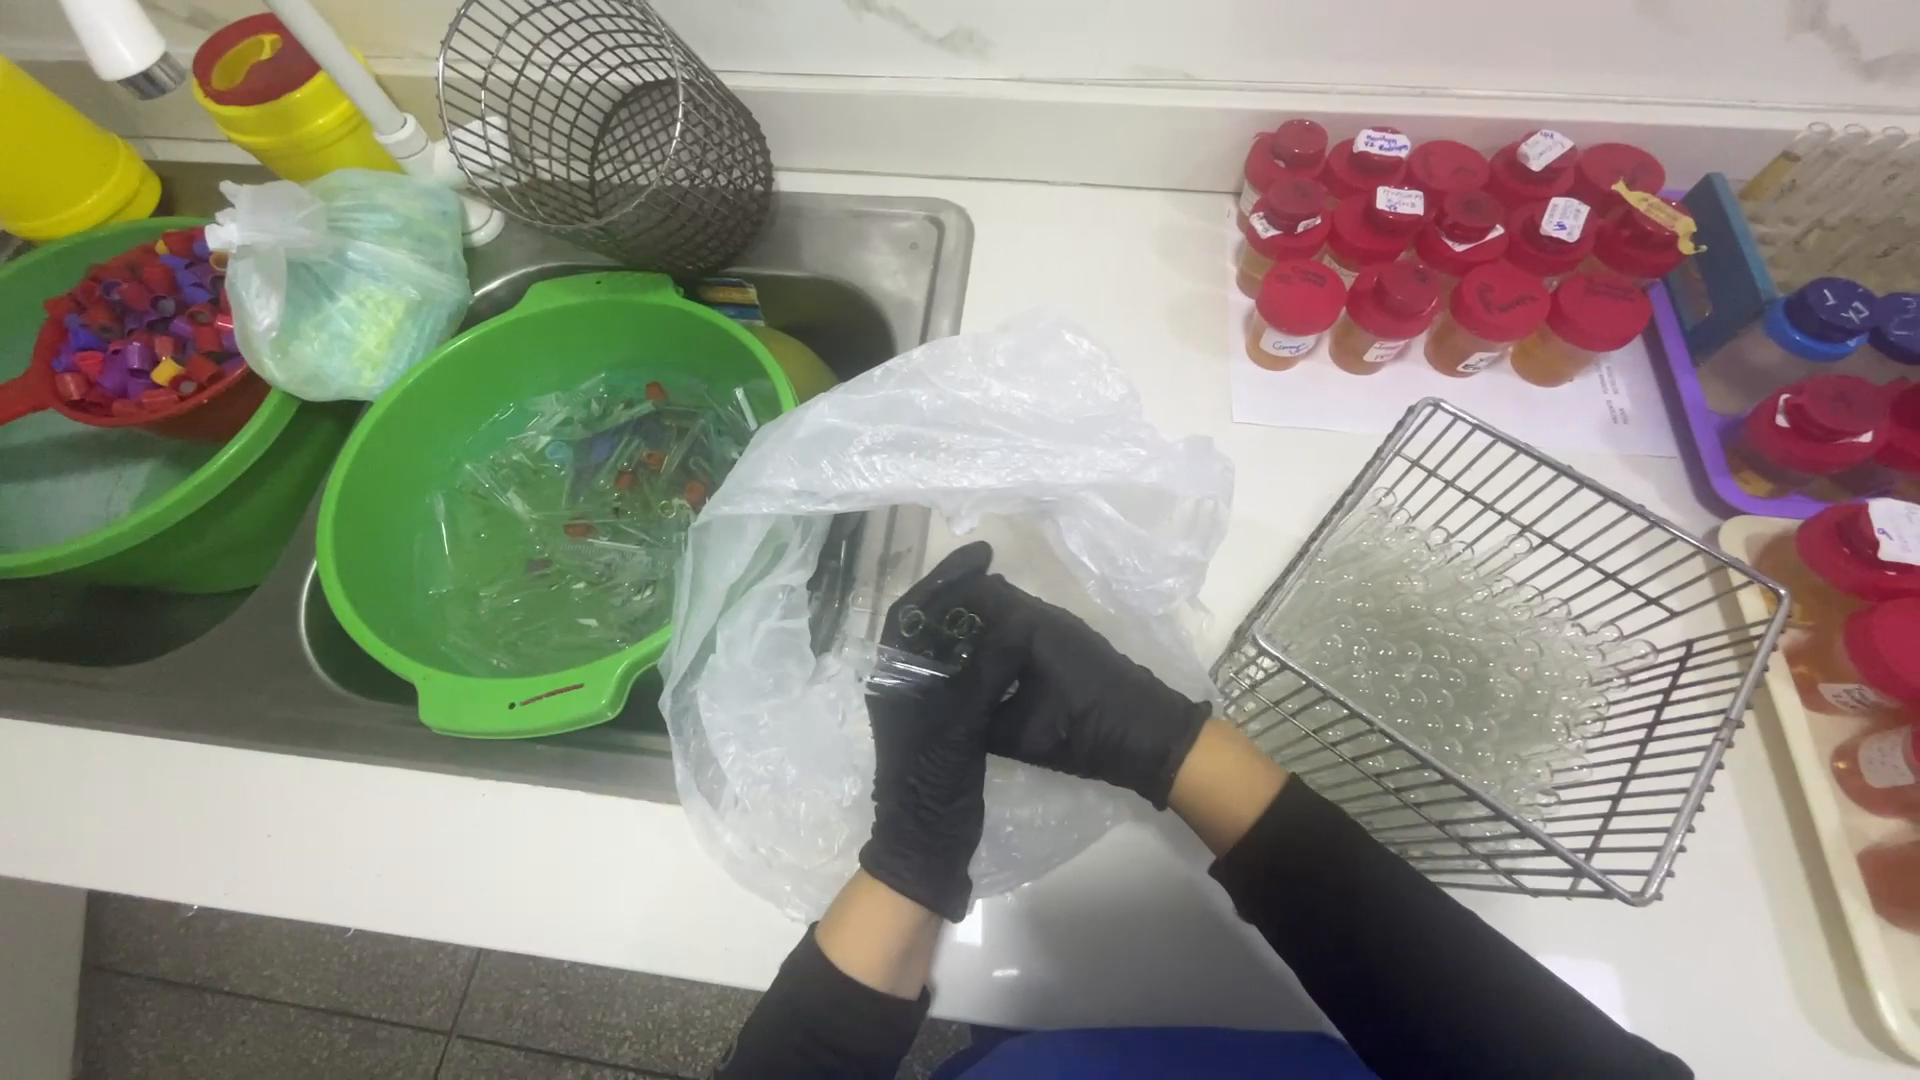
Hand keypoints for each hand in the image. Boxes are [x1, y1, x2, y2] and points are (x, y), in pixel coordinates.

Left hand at [858, 542, 1022, 922]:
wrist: (926, 842)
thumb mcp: (958, 724)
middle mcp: (902, 678)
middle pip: (929, 620)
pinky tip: (1011, 643)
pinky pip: (964, 669)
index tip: (979, 555)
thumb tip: (1016, 626)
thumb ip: (986, 673)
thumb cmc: (932, 781)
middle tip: (995, 568)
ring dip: (973, 618)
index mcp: (891, 674)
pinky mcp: (945, 716)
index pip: (912, 608)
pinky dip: (985, 651)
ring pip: (947, 643)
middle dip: (959, 592)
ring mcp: (923, 698)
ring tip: (1006, 595)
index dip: (943, 577)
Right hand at [950, 570, 1210, 809]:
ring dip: (978, 625)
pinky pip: (1022, 625)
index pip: (971, 593)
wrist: (1150, 737)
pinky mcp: (1069, 639)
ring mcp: (1059, 623)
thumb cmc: (1084, 732)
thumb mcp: (1018, 734)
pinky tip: (984, 667)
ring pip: (1005, 611)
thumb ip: (974, 715)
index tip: (912, 623)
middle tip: (925, 641)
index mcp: (1026, 626)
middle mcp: (1040, 613)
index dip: (938, 602)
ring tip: (947, 654)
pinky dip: (998, 637)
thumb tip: (940, 706)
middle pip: (985, 596)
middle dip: (954, 613)